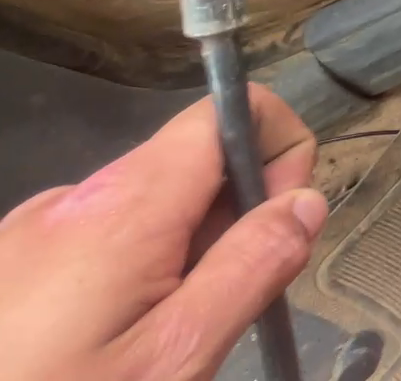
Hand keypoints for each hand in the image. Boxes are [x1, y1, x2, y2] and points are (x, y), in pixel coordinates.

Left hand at [0, 85, 327, 380]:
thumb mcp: (173, 358)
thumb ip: (252, 266)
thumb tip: (305, 201)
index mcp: (122, 205)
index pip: (231, 111)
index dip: (279, 151)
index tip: (278, 224)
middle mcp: (68, 202)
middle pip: (197, 165)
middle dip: (235, 217)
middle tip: (222, 302)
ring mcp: (17, 239)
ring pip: (150, 209)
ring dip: (183, 252)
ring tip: (155, 336)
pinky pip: (95, 244)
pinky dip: (129, 275)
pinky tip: (103, 344)